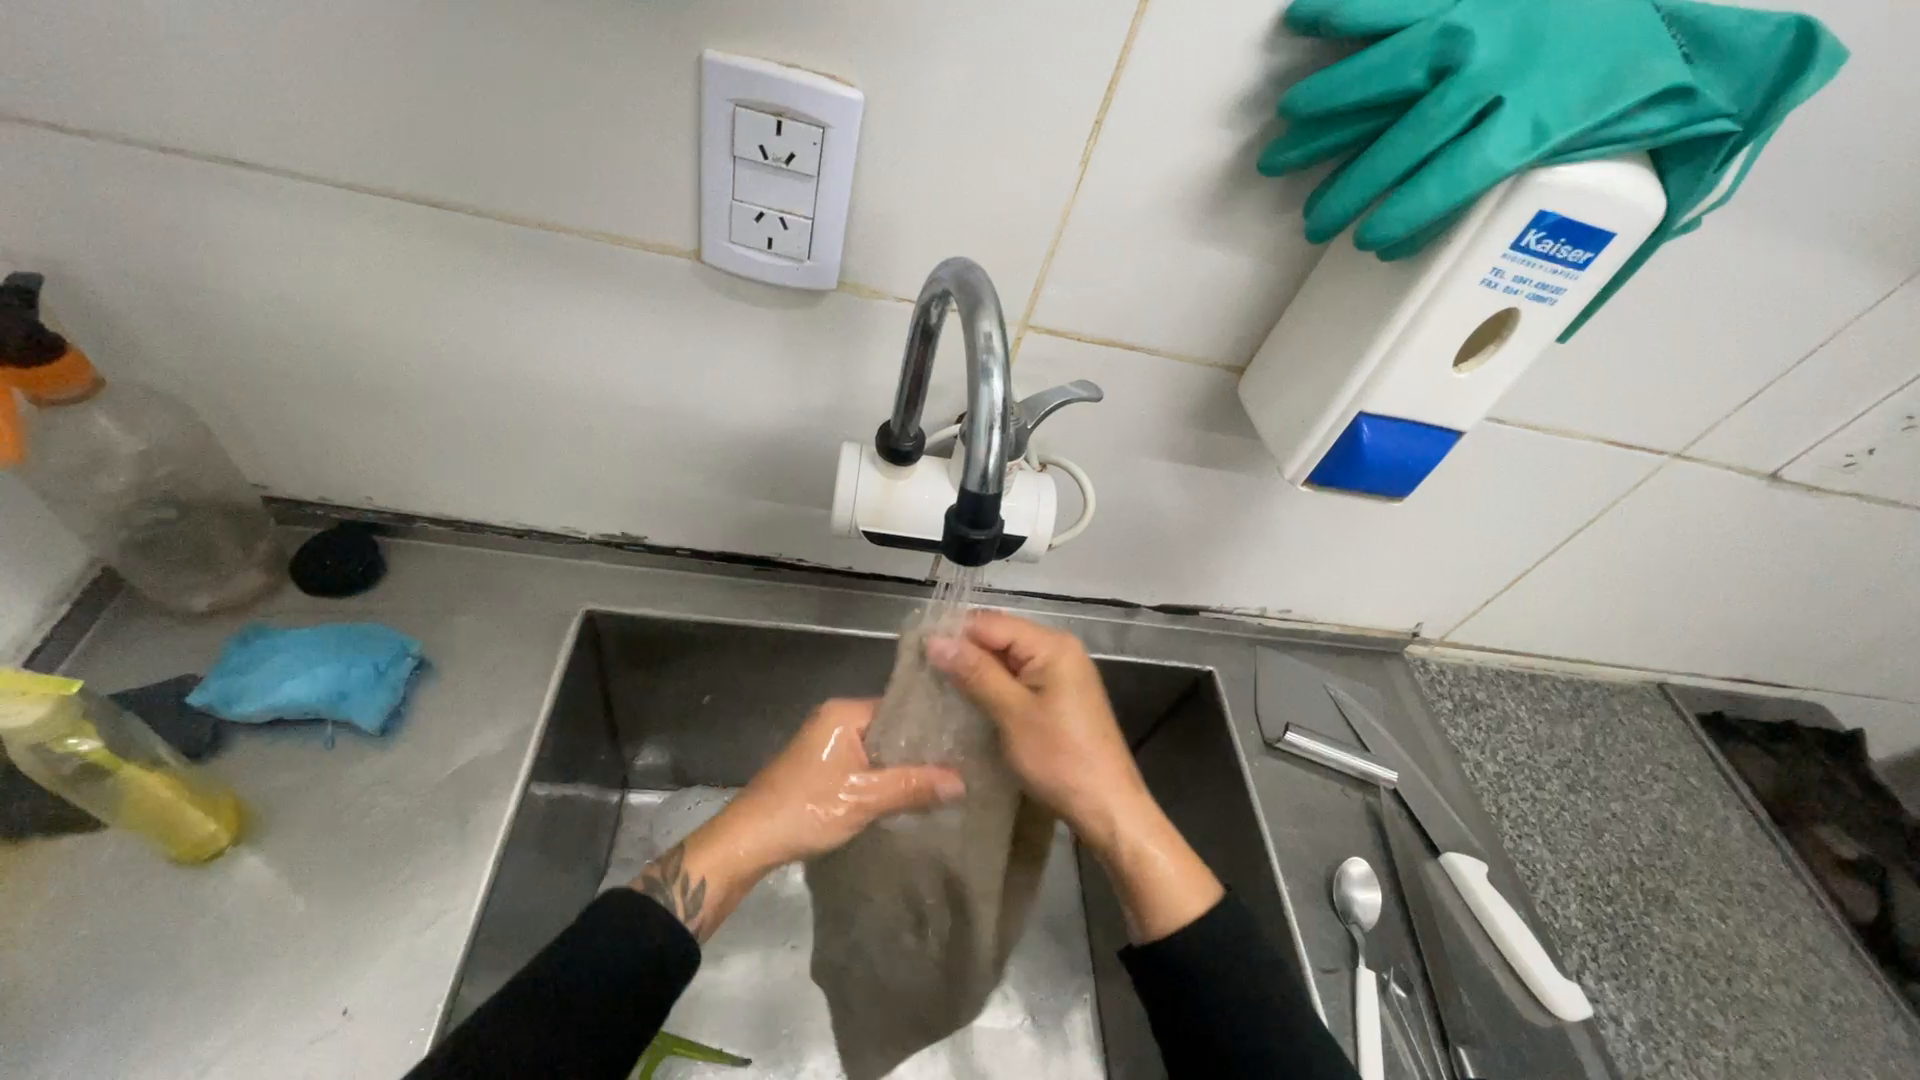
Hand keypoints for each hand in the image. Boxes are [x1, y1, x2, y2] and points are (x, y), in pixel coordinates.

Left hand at [631, 698, 964, 939]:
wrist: (748, 842)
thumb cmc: (806, 810)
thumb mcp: (864, 799)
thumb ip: (913, 786)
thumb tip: (963, 781)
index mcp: (844, 712)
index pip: (901, 706)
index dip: (932, 724)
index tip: (966, 739)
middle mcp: (836, 718)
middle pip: (891, 727)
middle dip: (922, 748)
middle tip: (964, 762)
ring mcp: (828, 742)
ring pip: (879, 748)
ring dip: (904, 765)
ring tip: (946, 777)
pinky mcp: (824, 766)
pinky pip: (866, 762)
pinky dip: (886, 775)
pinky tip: (911, 791)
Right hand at [927, 611, 1222, 942]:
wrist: (1106, 805)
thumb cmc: (1060, 758)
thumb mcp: (1011, 713)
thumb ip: (975, 672)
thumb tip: (936, 640)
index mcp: (1052, 645)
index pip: (991, 623)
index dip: (954, 634)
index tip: (916, 653)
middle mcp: (1060, 650)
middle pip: (1000, 638)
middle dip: (963, 652)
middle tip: (922, 672)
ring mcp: (1062, 674)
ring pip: (1007, 660)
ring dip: (976, 672)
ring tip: (937, 687)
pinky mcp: (1059, 697)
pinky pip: (1019, 679)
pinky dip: (995, 687)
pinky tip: (969, 703)